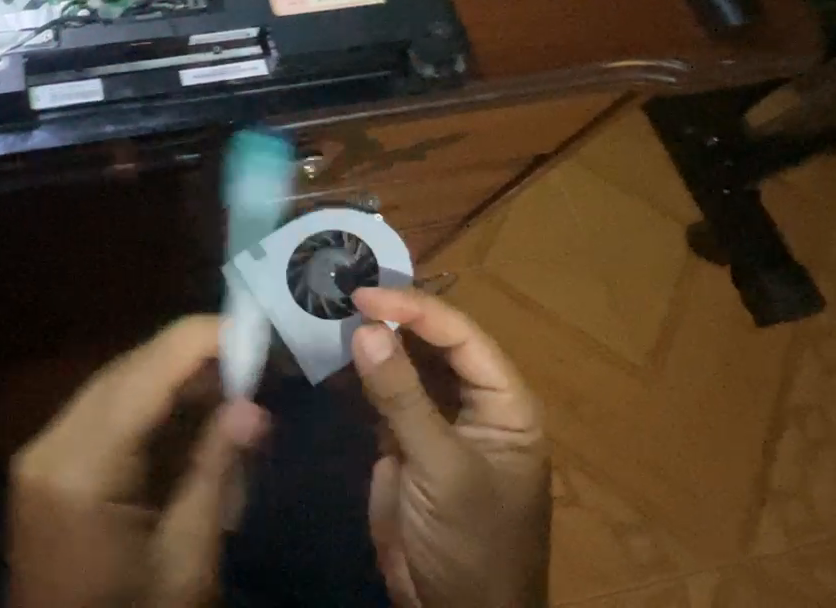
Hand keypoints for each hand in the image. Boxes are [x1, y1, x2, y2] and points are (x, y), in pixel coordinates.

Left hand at [9, 316, 269, 607]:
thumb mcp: (187, 562)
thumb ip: (215, 471)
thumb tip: (252, 407)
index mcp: (79, 470)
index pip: (143, 376)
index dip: (198, 341)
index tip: (254, 327)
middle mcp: (48, 446)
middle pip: (125, 375)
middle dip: (190, 359)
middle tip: (254, 358)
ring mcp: (40, 457)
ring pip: (114, 390)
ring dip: (171, 383)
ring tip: (234, 381)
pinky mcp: (45, 470)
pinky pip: (103, 419)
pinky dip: (148, 411)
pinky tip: (192, 414)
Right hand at [350, 287, 550, 607]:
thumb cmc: (470, 542)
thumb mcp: (441, 469)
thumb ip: (402, 397)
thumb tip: (365, 327)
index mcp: (505, 405)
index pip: (462, 338)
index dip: (415, 309)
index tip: (364, 296)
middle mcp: (474, 404)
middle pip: (434, 344)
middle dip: (392, 317)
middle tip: (342, 293)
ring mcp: (437, 422)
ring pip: (406, 364)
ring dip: (373, 340)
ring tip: (330, 310)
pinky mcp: (404, 441)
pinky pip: (383, 393)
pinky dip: (358, 373)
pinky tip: (330, 352)